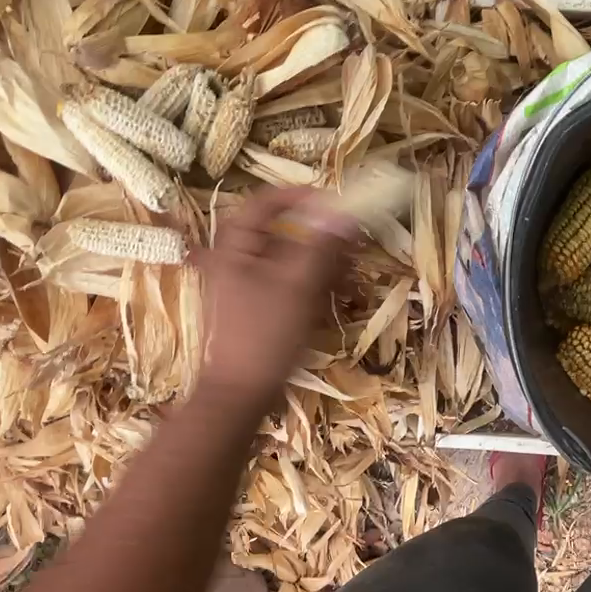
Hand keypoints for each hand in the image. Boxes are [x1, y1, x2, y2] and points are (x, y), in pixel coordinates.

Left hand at [193, 187, 357, 400]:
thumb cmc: (265, 337)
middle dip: (323, 240)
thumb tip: (344, 213)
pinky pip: (291, 287)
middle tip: (355, 248)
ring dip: (325, 267)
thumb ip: (321, 246)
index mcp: (236, 246)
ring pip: (292, 263)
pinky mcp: (260, 310)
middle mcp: (238, 260)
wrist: (241, 393)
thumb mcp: (298, 286)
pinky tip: (339, 299)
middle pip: (285, 234)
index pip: (267, 203)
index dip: (302, 198)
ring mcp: (248, 286)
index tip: (338, 205)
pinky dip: (315, 288)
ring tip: (353, 281)